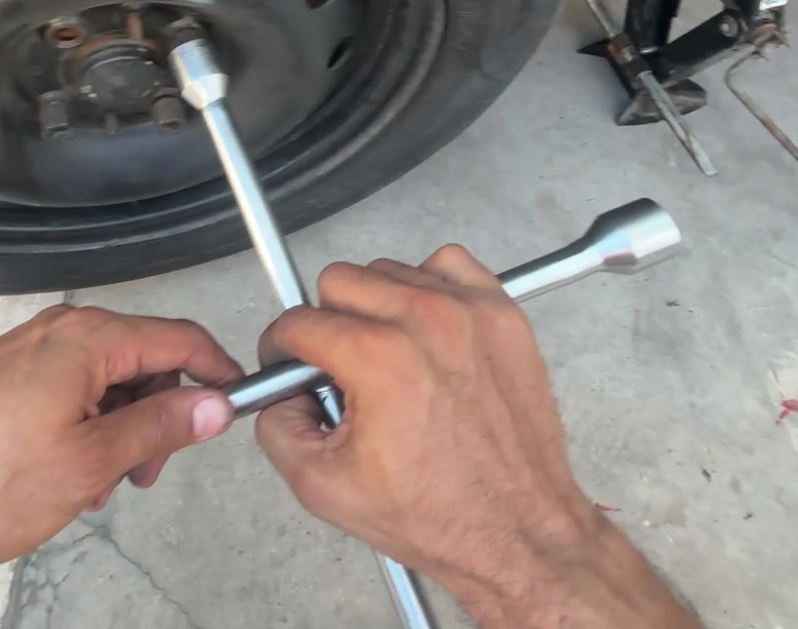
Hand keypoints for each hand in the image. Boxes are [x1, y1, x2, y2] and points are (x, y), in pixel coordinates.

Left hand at [0, 304, 242, 627]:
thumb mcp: (90, 462)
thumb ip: (161, 426)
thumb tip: (214, 404)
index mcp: (89, 338)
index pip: (179, 338)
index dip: (215, 370)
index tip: (233, 404)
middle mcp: (62, 329)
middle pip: (144, 356)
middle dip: (159, 411)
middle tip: (147, 472)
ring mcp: (31, 348)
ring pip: (107, 375)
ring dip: (120, 424)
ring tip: (95, 483)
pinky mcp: (8, 371)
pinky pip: (71, 384)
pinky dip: (87, 420)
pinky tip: (66, 469)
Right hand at [255, 246, 695, 628]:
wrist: (520, 532)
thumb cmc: (442, 513)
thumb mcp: (323, 487)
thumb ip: (277, 426)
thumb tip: (279, 390)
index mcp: (378, 359)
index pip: (299, 321)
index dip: (281, 345)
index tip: (289, 359)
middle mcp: (424, 322)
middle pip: (338, 281)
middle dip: (326, 322)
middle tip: (340, 365)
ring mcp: (468, 311)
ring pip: (388, 270)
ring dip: (376, 305)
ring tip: (388, 354)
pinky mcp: (500, 312)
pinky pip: (447, 264)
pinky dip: (428, 286)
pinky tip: (425, 326)